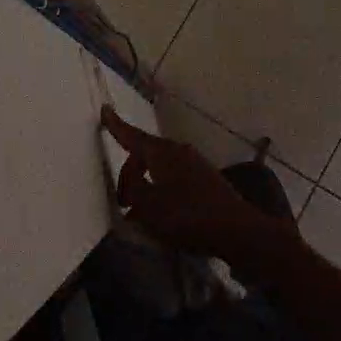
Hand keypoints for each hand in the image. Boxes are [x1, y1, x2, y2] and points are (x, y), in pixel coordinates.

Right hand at [101, 106, 291, 262]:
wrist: (236, 229)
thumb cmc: (187, 216)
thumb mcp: (149, 208)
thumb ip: (134, 193)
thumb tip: (132, 186)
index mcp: (161, 153)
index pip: (132, 136)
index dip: (116, 126)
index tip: (105, 110)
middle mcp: (178, 151)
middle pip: (146, 155)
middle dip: (130, 174)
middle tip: (123, 202)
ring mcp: (195, 164)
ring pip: (161, 168)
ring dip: (147, 186)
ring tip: (140, 213)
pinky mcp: (206, 179)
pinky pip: (175, 178)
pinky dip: (163, 191)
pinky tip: (164, 214)